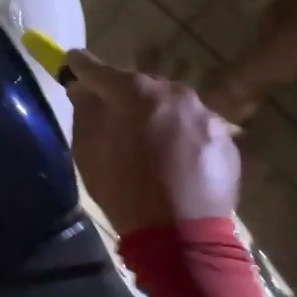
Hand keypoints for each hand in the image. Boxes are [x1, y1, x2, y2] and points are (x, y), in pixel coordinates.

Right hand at [66, 49, 240, 236]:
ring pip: (170, 105)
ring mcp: (205, 114)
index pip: (99, 69)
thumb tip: (84, 89)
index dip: (81, 66)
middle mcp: (175, 93)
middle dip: (123, 95)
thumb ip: (85, 111)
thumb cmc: (124, 189)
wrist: (182, 234)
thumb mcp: (87, 151)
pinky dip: (179, 134)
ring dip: (154, 114)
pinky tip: (172, 158)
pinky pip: (193, 126)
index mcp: (135, 92)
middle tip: (111, 113)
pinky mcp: (226, 139)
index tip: (70, 62)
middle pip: (140, 85)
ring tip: (146, 140)